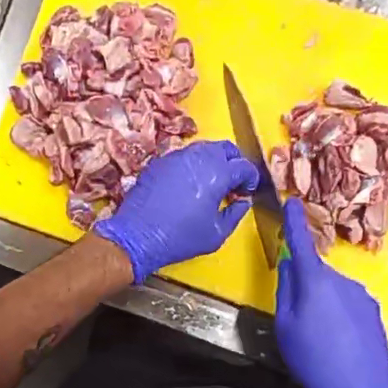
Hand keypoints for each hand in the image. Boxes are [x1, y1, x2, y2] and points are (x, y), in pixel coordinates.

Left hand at [93, 140, 258, 282]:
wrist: (137, 237)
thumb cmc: (179, 238)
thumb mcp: (216, 234)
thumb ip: (235, 214)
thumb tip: (242, 202)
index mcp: (217, 173)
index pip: (244, 166)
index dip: (250, 179)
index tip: (246, 191)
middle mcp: (197, 157)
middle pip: (225, 149)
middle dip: (233, 163)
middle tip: (232, 183)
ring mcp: (175, 157)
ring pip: (202, 149)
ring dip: (212, 162)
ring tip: (210, 184)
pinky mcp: (158, 163)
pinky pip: (182, 158)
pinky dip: (191, 166)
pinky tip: (187, 185)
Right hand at [275, 197, 387, 387]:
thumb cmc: (312, 358)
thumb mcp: (285, 325)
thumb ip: (285, 290)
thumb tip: (289, 264)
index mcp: (316, 282)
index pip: (301, 244)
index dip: (295, 223)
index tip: (292, 202)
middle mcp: (343, 281)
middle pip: (316, 273)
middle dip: (304, 286)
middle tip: (293, 318)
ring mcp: (362, 296)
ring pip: (333, 290)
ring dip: (321, 304)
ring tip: (314, 337)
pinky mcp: (373, 313)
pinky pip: (347, 304)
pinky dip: (336, 315)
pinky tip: (333, 341)